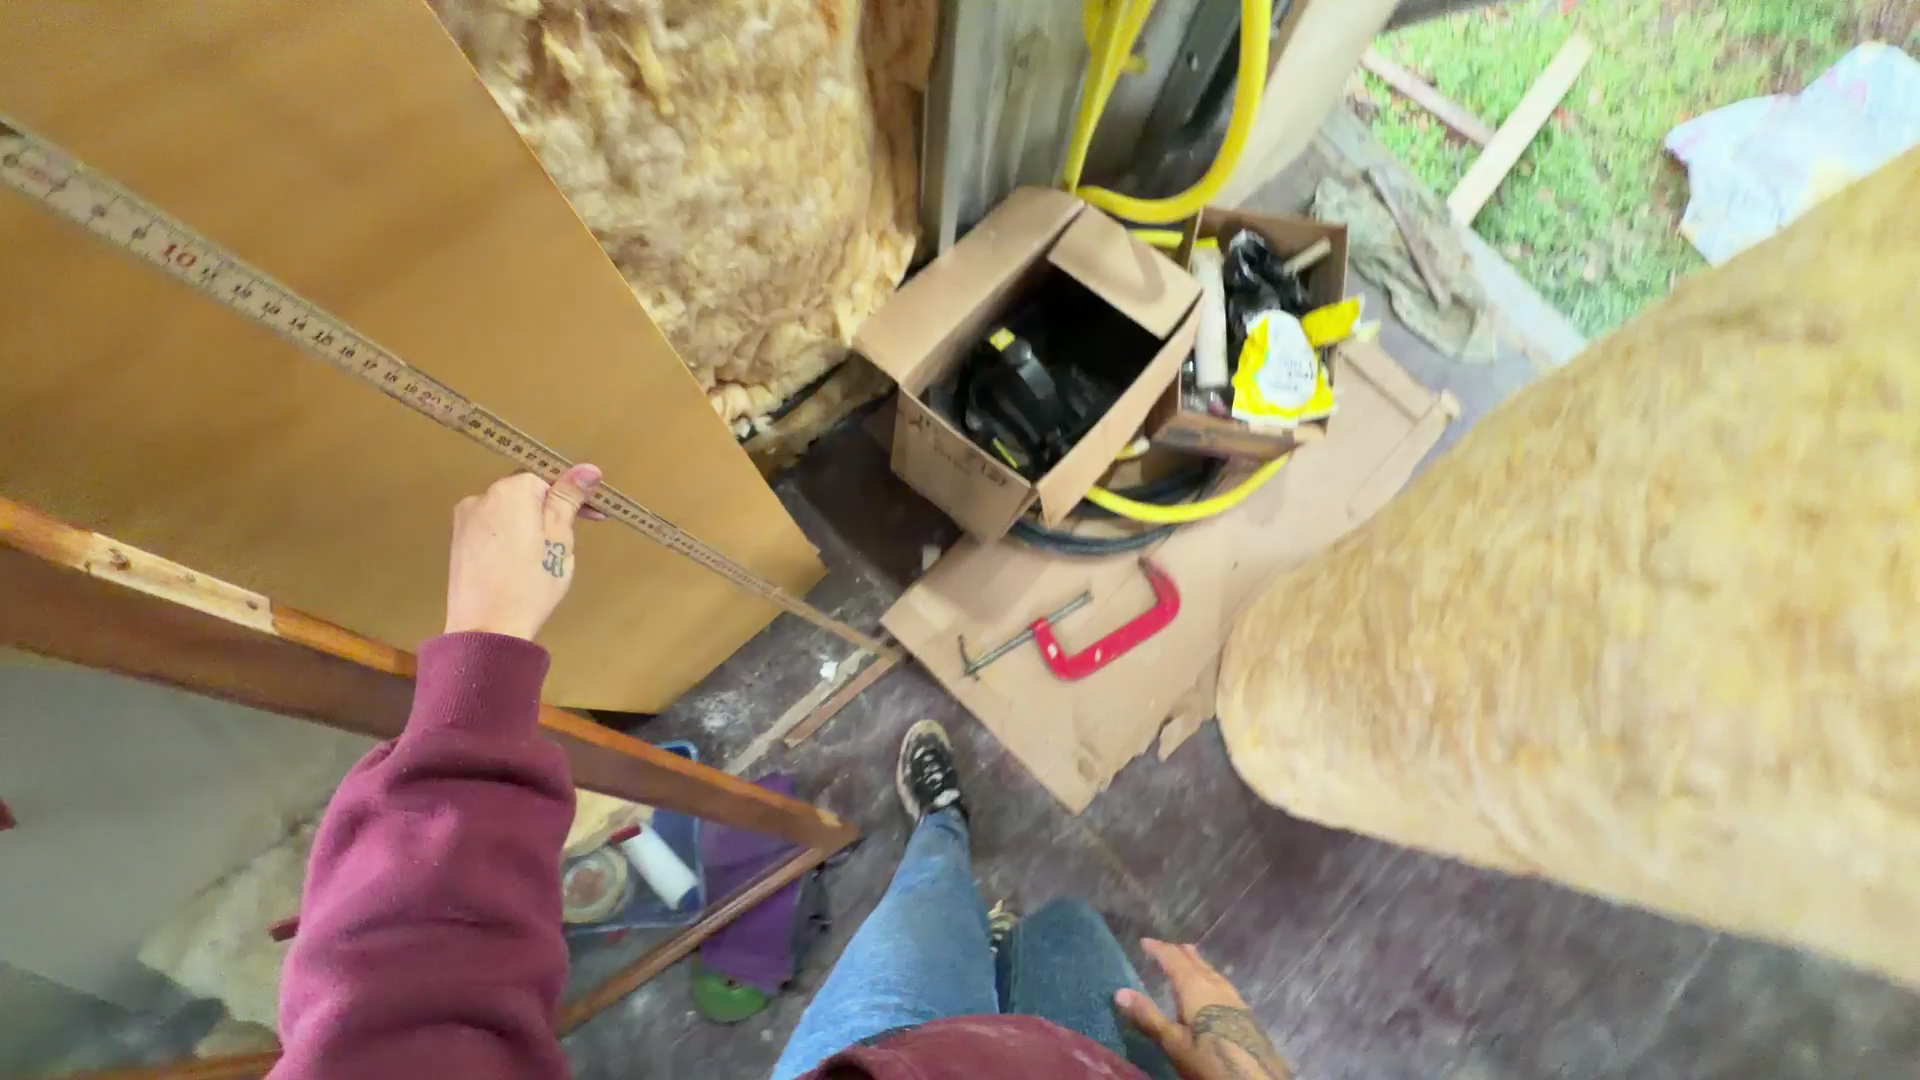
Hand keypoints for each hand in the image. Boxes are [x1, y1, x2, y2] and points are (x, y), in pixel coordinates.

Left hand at [444, 464, 602, 640]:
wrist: (487, 627)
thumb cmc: (532, 582)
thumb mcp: (559, 539)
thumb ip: (569, 499)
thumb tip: (589, 468)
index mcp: (509, 492)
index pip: (547, 478)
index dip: (572, 495)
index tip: (593, 516)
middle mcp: (480, 497)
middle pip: (525, 492)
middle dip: (551, 509)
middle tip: (570, 540)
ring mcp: (464, 520)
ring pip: (509, 510)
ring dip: (531, 522)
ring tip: (545, 555)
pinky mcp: (457, 541)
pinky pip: (493, 526)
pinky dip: (511, 535)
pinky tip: (520, 562)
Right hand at [1116, 939, 1291, 1079]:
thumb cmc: (1210, 1060)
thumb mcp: (1173, 1043)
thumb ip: (1148, 1016)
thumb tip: (1119, 992)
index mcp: (1194, 984)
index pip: (1172, 956)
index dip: (1157, 948)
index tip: (1144, 943)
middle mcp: (1215, 983)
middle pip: (1194, 958)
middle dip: (1176, 951)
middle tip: (1161, 951)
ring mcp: (1234, 996)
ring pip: (1210, 969)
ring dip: (1194, 963)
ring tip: (1183, 966)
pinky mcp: (1245, 1012)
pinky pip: (1221, 983)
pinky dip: (1207, 977)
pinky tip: (1209, 992)